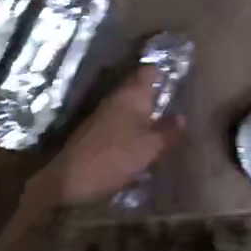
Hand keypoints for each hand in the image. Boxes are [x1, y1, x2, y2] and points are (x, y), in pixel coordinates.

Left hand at [33, 67, 185, 206]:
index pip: (150, 71)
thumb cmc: (114, 157)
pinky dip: (136, 132)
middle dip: (160, 99)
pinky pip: (123, 126)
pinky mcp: (97, 133)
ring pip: (133, 110)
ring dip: (149, 118)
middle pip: (142, 91)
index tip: (182, 81)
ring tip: (169, 132)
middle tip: (183, 110)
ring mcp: (104, 116)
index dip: (166, 73)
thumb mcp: (150, 147)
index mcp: (132, 95)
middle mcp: (117, 99)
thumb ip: (169, 132)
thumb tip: (182, 118)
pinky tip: (146, 147)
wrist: (68, 180)